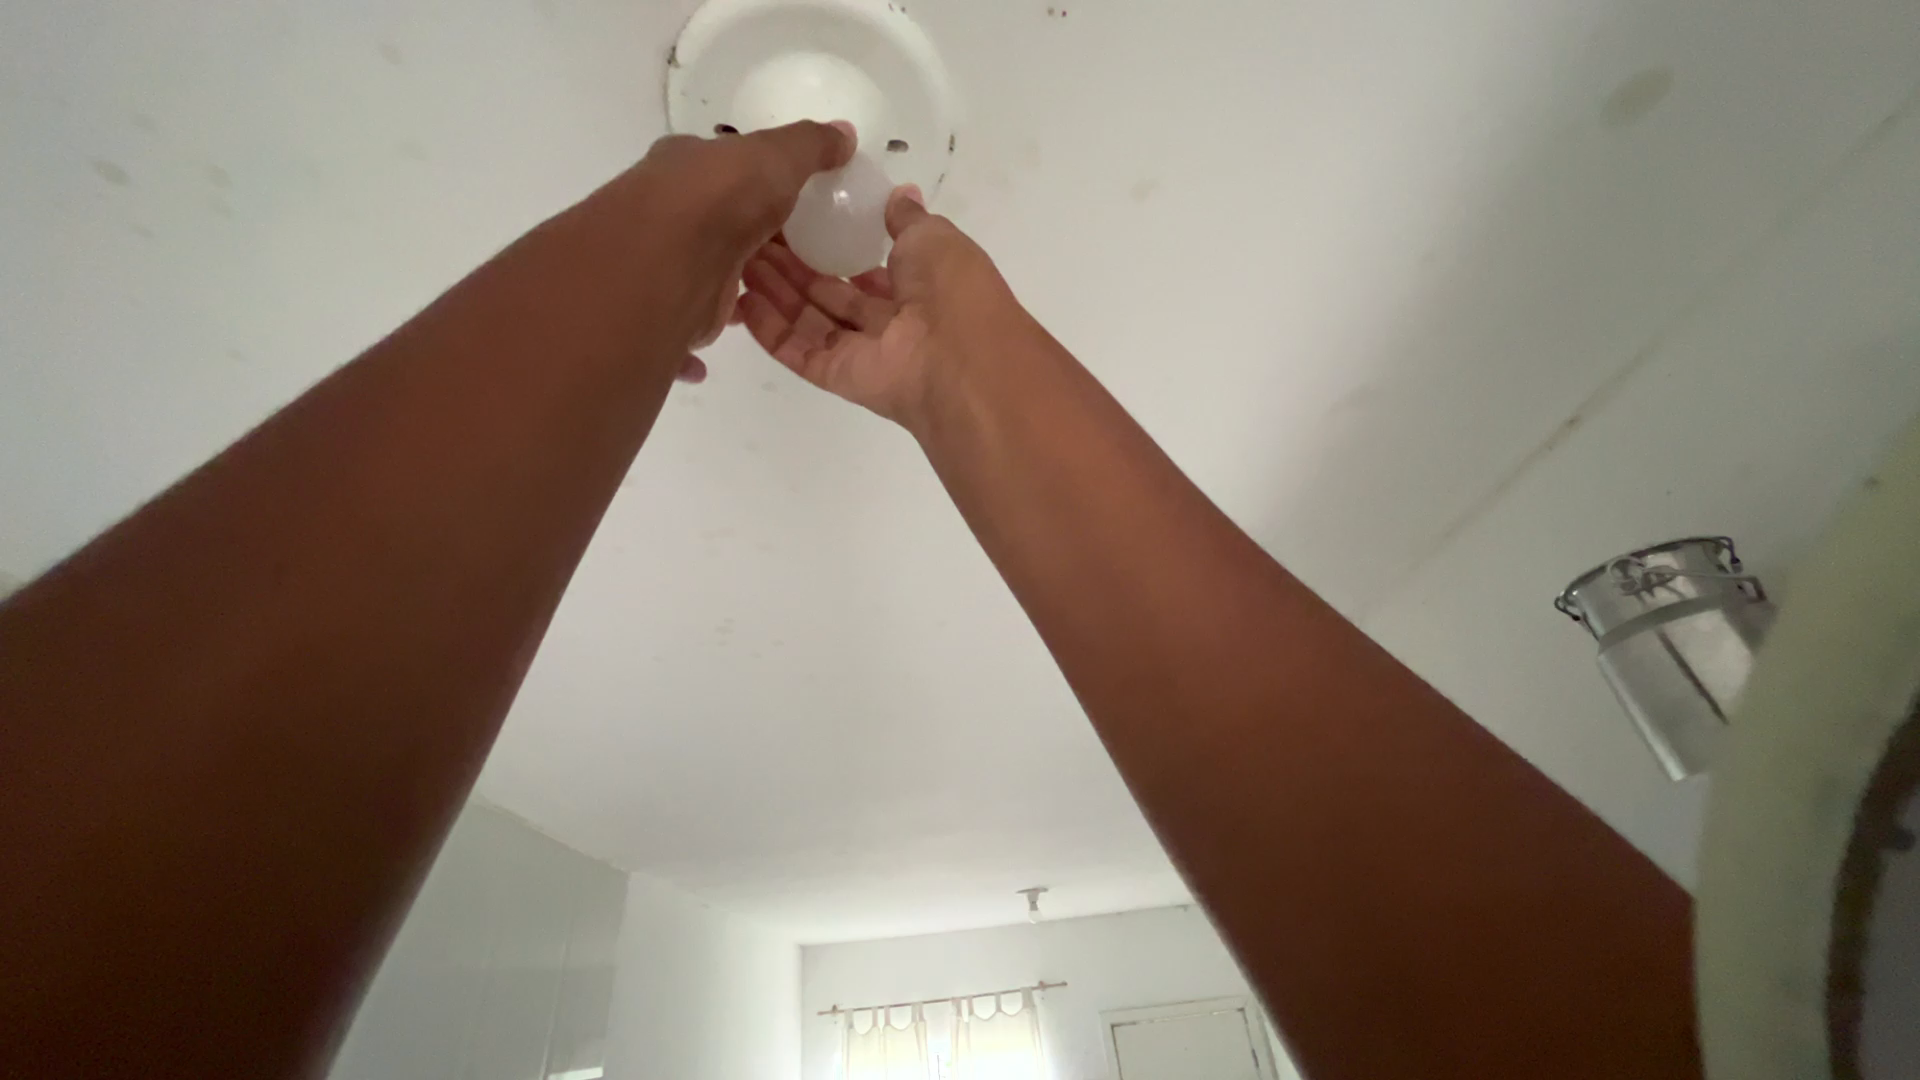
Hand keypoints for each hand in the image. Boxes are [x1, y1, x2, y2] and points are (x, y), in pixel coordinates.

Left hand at [612, 120, 854, 379]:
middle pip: (716, 229)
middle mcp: (668, 216)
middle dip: (750, 243)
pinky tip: (714, 358)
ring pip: (703, 281)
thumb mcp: (776, 157)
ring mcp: (666, 268)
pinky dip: (695, 348)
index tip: (793, 209)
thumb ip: (810, 147)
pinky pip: (684, 335)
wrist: (669, 261)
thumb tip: (845, 135)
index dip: (756, 188)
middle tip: (799, 262)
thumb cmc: (721, 199)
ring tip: (779, 306)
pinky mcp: (668, 317)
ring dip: (733, 293)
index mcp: (686, 169)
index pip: (722, 175)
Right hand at [737, 186, 1025, 424]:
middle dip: (795, 268)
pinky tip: (741, 301)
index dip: (835, 248)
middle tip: (755, 237)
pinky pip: (800, 353)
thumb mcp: (936, 237)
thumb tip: (899, 194)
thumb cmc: (954, 291)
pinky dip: (771, 331)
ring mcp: (864, 356)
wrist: (961, 360)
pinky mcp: (840, 377)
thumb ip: (909, 220)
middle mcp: (891, 327)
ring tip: (739, 259)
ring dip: (777, 293)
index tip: (799, 221)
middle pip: (833, 296)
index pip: (869, 272)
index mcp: (919, 292)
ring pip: (811, 322)